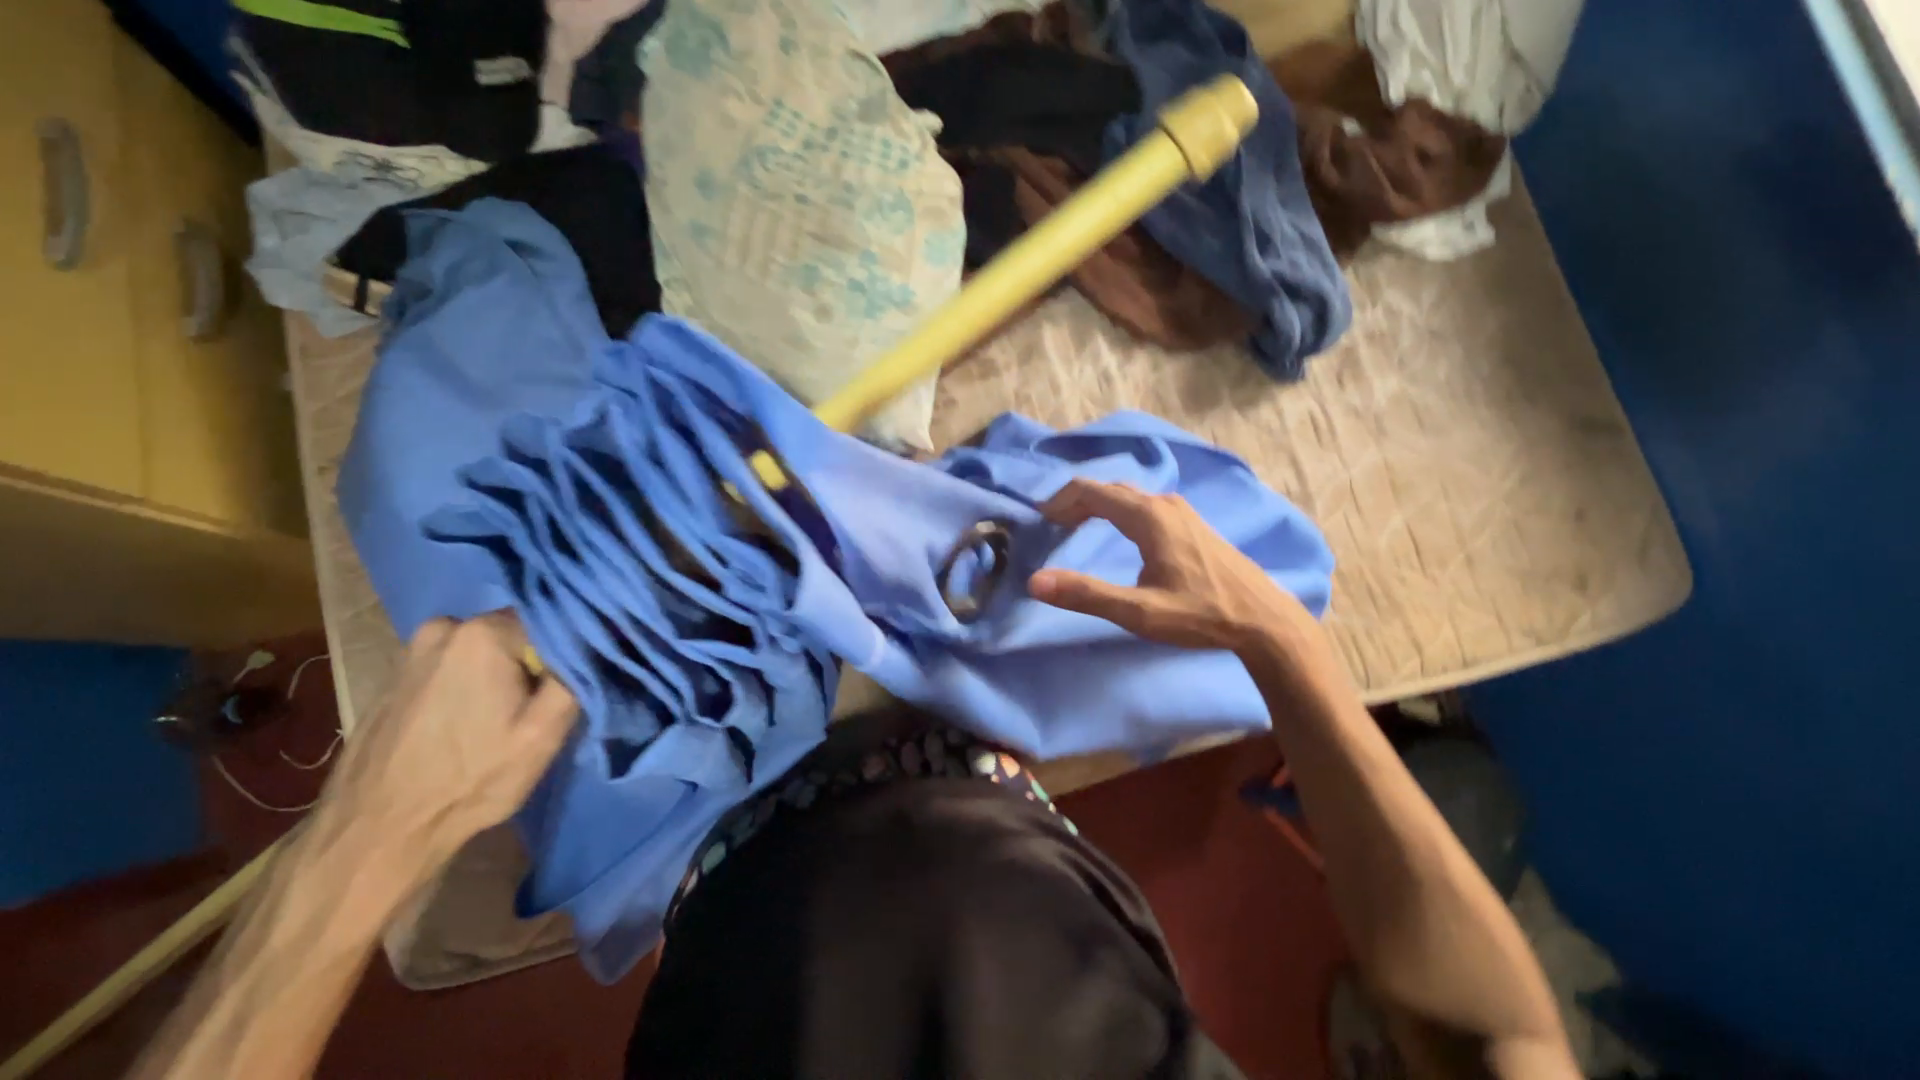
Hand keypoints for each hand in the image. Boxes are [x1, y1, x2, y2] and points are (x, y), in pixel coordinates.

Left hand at [311, 613, 577, 887]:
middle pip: (516, 632)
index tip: (574, 683)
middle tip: (539, 706)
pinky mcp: (397, 674)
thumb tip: (595, 642)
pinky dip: (470, 683)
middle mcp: (446, 626)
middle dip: (533, 662)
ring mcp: (413, 649)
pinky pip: (453, 665)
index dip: (569, 651)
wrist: (381, 827)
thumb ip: (576, 676)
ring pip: (483, 650)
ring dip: (501, 673)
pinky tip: (469, 721)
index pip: (551, 620)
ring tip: (504, 716)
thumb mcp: (544, 733)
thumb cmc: (473, 778)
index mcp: (485, 632)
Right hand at [1028, 479, 1321, 654]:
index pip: (1091, 491)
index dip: (1060, 501)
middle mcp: (1165, 505)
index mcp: (1149, 517)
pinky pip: (1144, 506)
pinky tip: (1117, 535)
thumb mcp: (1139, 612)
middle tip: (1051, 525)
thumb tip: (1035, 581)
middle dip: (1076, 502)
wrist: (1264, 620)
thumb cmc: (1201, 615)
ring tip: (1075, 527)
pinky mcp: (1193, 525)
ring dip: (1098, 506)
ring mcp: (1182, 512)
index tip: (1037, 519)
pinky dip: (1118, 512)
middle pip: (1109, 489)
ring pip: (1128, 496)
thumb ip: (1086, 595)